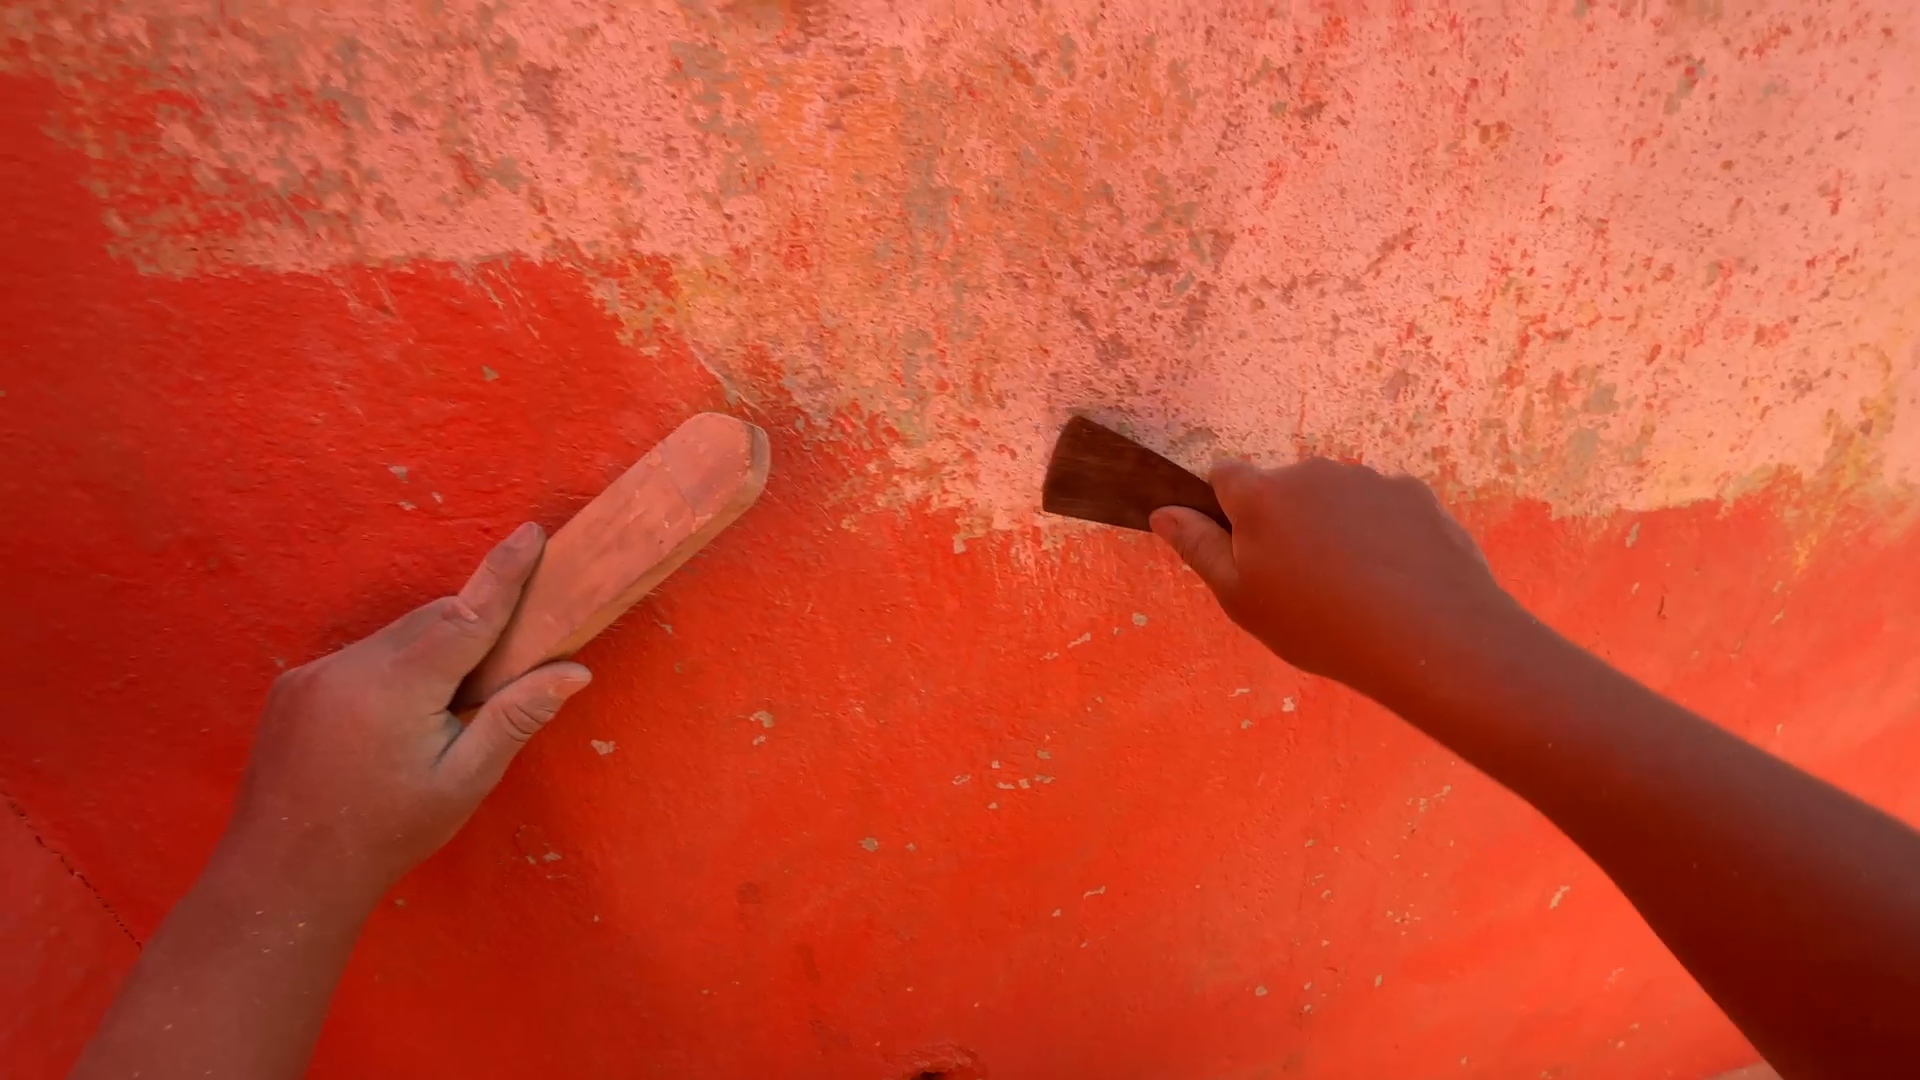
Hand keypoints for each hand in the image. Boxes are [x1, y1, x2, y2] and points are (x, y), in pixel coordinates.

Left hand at [214, 522, 591, 911]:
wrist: (279, 880)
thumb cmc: (388, 833)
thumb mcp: (466, 781)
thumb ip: (516, 717)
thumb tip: (575, 671)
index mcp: (394, 690)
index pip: (464, 616)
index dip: (503, 573)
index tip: (531, 534)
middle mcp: (347, 667)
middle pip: (433, 620)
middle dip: (476, 625)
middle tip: (507, 661)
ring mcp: (313, 674)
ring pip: (402, 635)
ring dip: (439, 648)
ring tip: (451, 702)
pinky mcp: (295, 685)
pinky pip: (370, 653)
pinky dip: (404, 663)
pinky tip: (403, 712)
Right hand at [1150, 459, 1523, 702]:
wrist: (1432, 639)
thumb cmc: (1316, 624)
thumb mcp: (1239, 597)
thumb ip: (1198, 547)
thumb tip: (1162, 512)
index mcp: (1261, 494)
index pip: (1224, 475)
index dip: (1226, 510)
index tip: (1245, 550)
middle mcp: (1312, 472)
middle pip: (1280, 486)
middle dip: (1281, 519)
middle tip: (1299, 579)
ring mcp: (1368, 479)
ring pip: (1330, 495)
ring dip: (1328, 523)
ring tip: (1351, 582)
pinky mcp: (1416, 494)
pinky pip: (1377, 505)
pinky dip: (1375, 530)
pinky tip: (1390, 575)